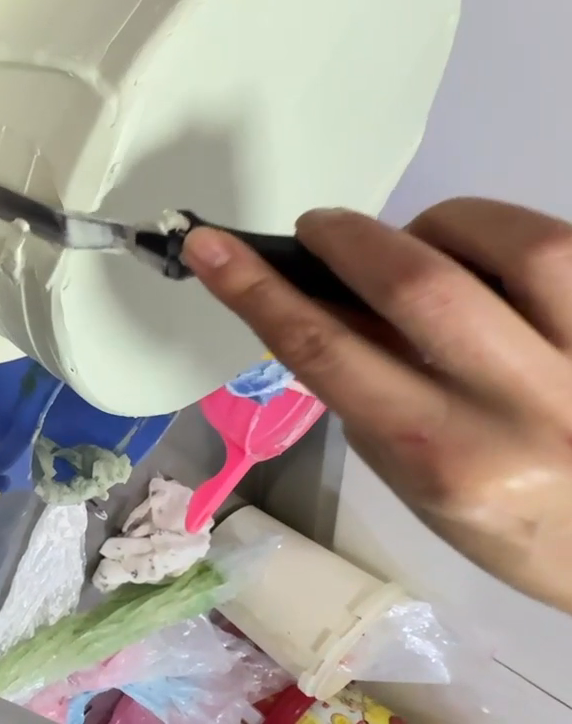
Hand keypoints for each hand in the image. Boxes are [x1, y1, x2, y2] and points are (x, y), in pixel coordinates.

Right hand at [185, 200, 571, 612]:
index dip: (254, 287)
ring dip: (449, 225)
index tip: (207, 244)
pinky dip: (517, 243)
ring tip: (427, 240)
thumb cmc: (505, 516)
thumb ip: (366, 378)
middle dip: (349, 238)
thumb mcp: (411, 467)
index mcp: (450, 457)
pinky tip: (498, 265)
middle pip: (423, 287)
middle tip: (321, 230)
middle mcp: (535, 415)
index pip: (324, 349)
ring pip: (529, 249)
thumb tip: (318, 294)